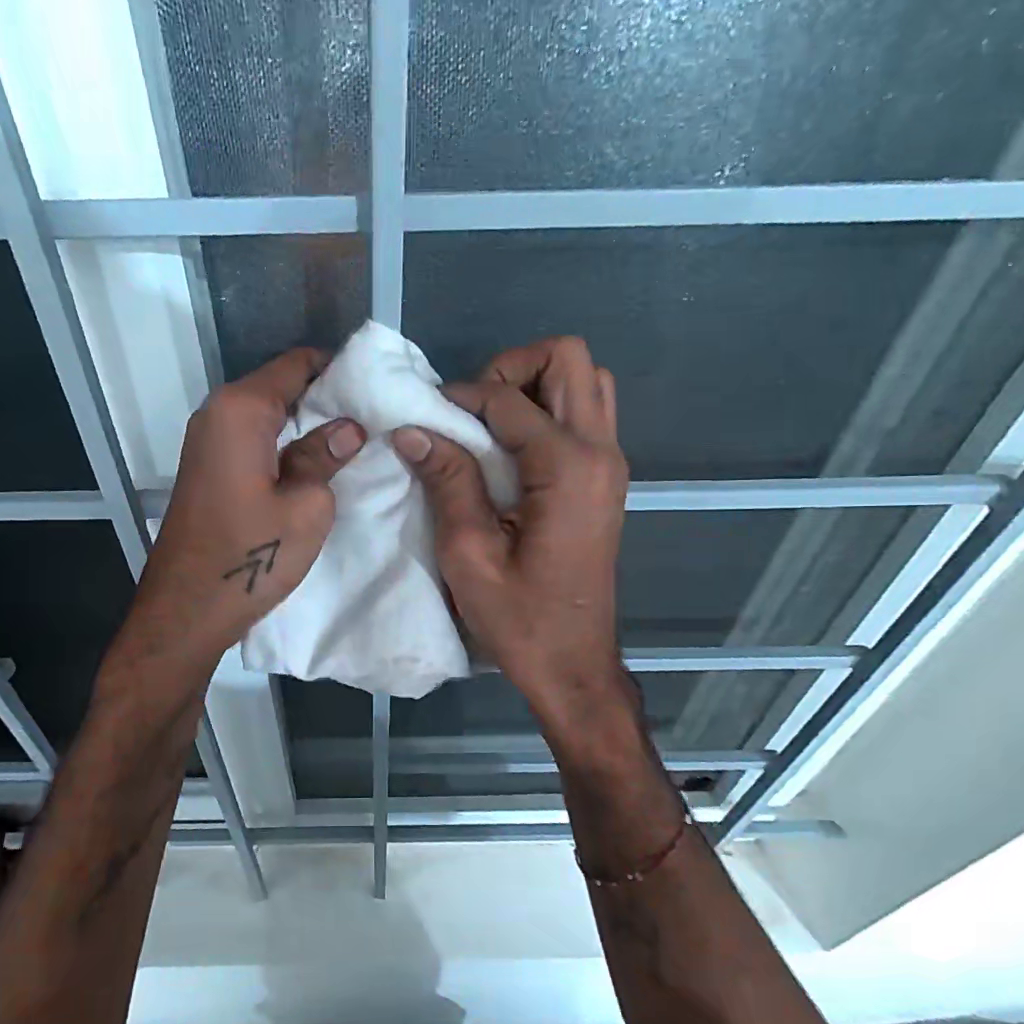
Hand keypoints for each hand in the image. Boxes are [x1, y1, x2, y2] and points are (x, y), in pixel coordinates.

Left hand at [115, 347, 364, 678]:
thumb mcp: (306, 506)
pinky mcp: (208, 468)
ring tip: (353, 440)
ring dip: (307, 423)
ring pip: (268, 414)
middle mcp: (218, 414)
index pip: (297, 365)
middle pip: (280, 386)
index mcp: (241, 410)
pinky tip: (316, 463)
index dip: (339, 368)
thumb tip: (349, 427)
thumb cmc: (250, 555)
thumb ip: (325, 457)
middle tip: (373, 416)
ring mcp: (208, 441)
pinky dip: (285, 442)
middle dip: (326, 396)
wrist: (186, 610)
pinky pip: (254, 438)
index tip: (377, 384)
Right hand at [393, 337, 632, 726]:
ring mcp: (611, 464)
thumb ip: (447, 481)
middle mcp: (601, 452)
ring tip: (491, 427)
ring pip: (585, 381)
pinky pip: (584, 415)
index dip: (461, 399)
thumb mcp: (469, 554)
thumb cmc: (520, 619)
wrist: (574, 665)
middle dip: (513, 368)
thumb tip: (412, 429)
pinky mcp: (605, 480)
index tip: (426, 424)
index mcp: (569, 468)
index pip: (509, 398)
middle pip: (569, 358)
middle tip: (472, 412)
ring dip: (535, 386)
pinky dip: (547, 412)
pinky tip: (510, 451)